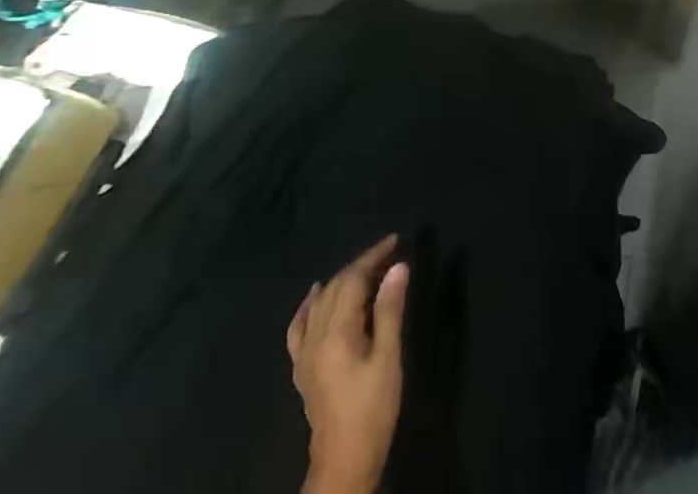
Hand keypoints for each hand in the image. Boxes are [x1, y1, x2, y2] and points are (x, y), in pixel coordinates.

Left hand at [287, 235, 409, 493]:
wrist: (345, 457)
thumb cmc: (373, 407)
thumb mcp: (389, 357)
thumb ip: (390, 309)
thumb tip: (397, 267)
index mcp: (336, 330)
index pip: (353, 279)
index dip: (373, 256)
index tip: (395, 240)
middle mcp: (314, 334)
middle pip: (336, 286)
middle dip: (362, 265)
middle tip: (389, 254)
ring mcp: (303, 350)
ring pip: (320, 300)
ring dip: (342, 279)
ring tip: (366, 269)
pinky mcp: (301, 364)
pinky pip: (300, 323)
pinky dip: (310, 303)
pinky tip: (317, 292)